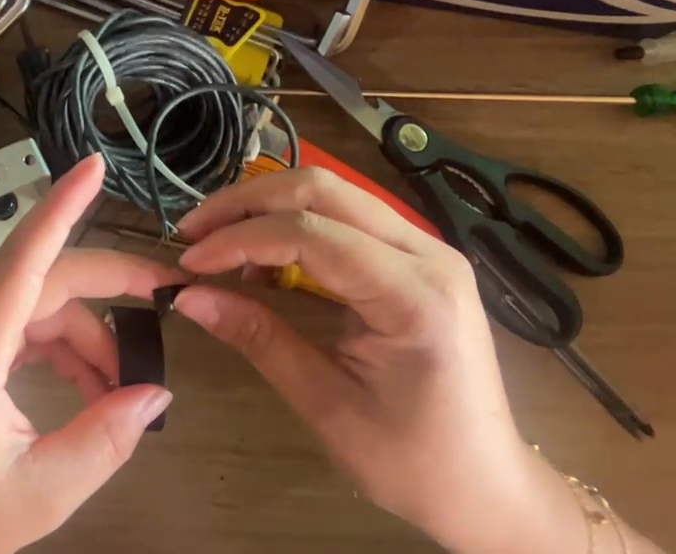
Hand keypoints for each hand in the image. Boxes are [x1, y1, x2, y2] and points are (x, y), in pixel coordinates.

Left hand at [0, 156, 185, 553]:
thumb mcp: (42, 489)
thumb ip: (105, 439)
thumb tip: (159, 393)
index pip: (26, 256)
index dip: (62, 204)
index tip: (94, 165)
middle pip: (48, 276)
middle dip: (111, 285)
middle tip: (168, 299)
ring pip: (42, 301)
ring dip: (89, 334)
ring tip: (122, 390)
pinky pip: (25, 323)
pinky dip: (63, 346)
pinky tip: (92, 389)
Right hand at [170, 168, 601, 553]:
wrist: (490, 486)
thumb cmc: (415, 460)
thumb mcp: (328, 406)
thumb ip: (259, 339)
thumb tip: (185, 296)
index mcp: (415, 296)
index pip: (310, 233)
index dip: (239, 238)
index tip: (189, 261)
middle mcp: (428, 254)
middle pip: (320, 189)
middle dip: (245, 201)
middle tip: (193, 231)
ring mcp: (426, 248)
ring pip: (330, 190)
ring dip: (265, 203)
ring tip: (217, 236)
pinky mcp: (414, 255)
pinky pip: (342, 213)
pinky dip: (290, 219)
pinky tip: (260, 252)